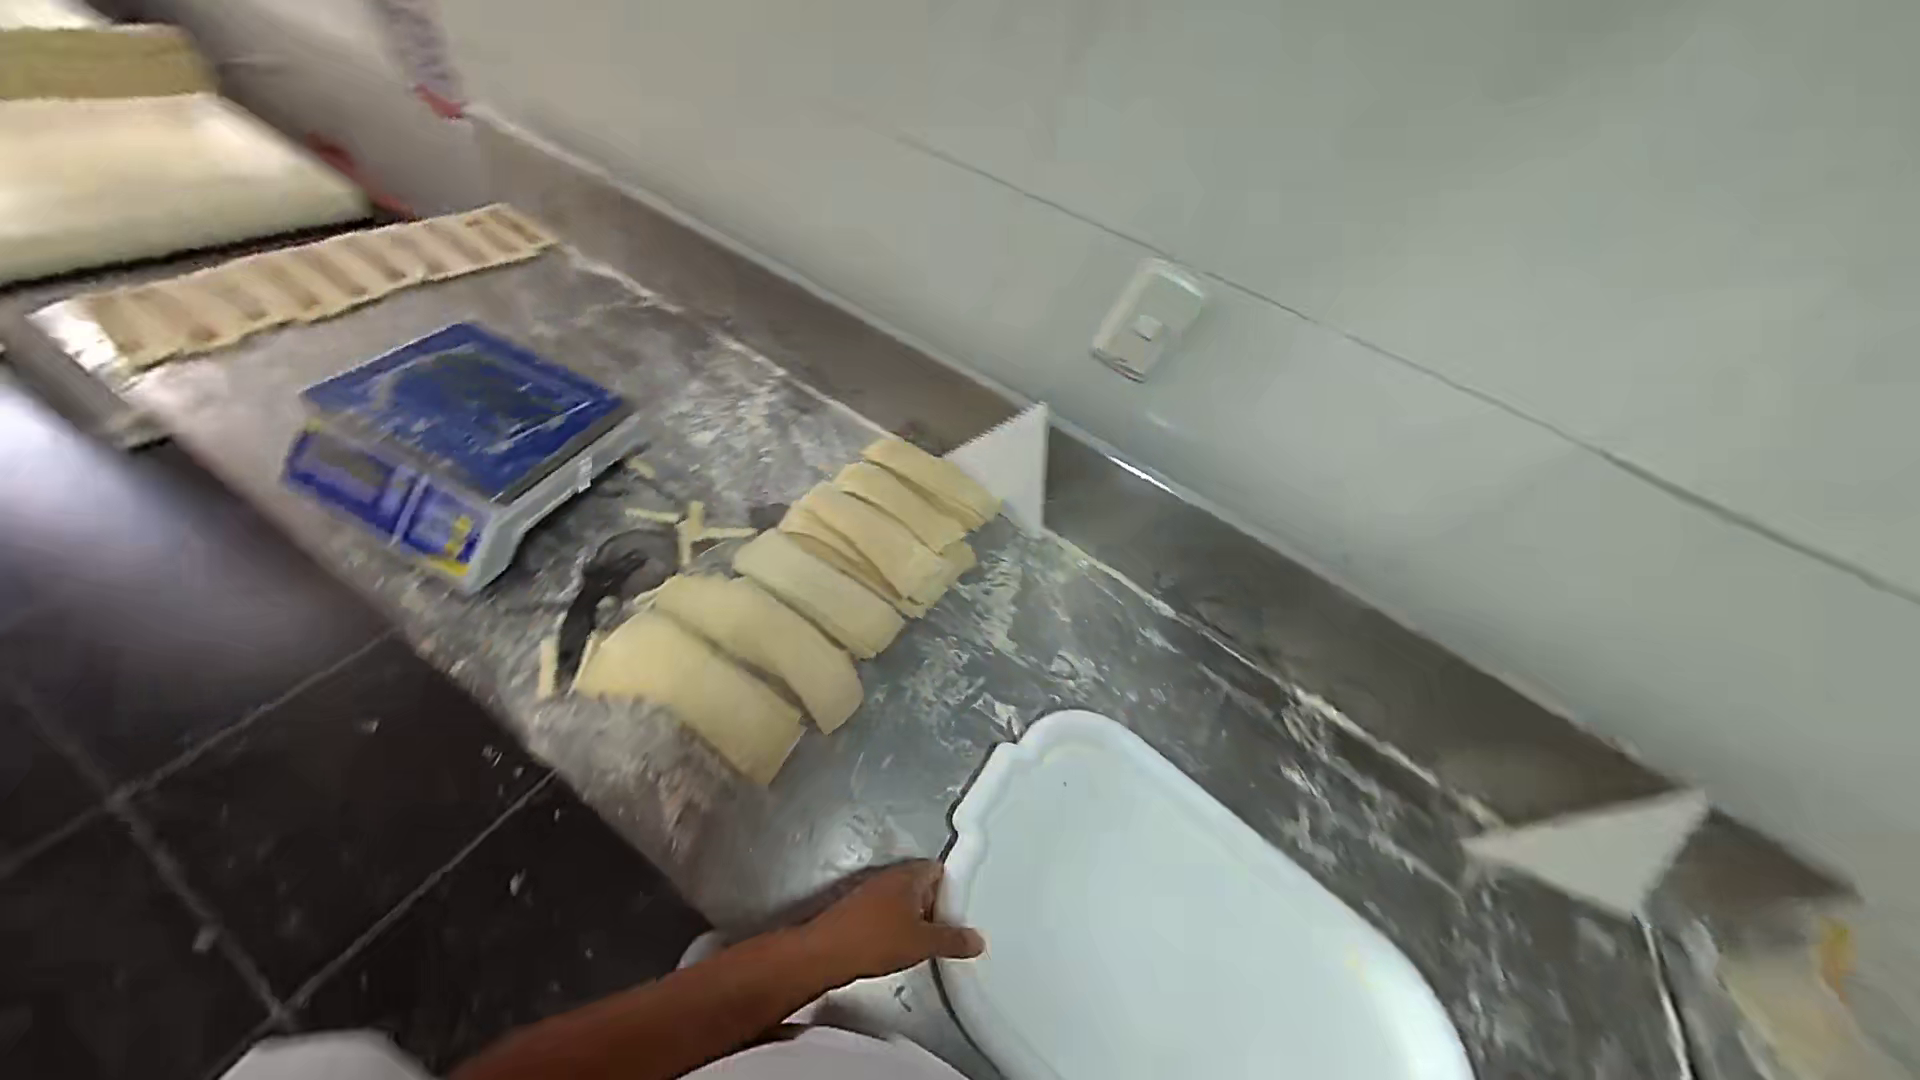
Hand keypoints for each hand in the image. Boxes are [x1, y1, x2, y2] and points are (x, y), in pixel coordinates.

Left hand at [801, 860, 984, 982]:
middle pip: (922, 883)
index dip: (953, 887)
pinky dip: (896, 922)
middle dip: (935, 904)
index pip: (939, 869)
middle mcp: (891, 875)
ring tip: (925, 941)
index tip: (961, 909)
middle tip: (947, 928)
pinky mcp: (858, 907)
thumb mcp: (922, 944)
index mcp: (910, 875)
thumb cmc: (877, 940)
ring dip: (915, 915)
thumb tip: (978, 940)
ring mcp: (872, 890)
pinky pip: (887, 909)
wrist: (826, 952)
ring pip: (904, 898)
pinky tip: (898, 945)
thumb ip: (952, 940)